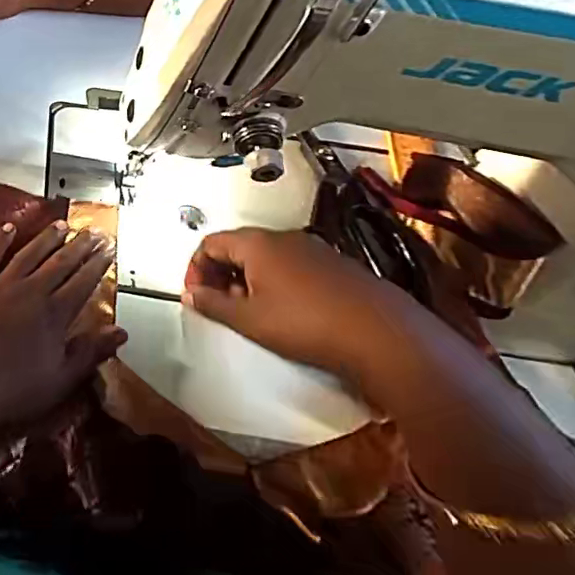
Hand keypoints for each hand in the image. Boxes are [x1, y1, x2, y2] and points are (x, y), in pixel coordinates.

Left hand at [0, 220, 123, 432]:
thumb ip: (90, 352)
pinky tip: (9, 228)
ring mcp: (1, 284)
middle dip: (79, 246)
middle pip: (60, 263)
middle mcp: (30, 292)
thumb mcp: (59, 379)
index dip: (97, 265)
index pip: (82, 283)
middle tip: (92, 232)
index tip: (108, 251)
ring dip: (47, 238)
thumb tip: (119, 332)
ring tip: (61, 225)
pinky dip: (0, 240)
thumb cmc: (10, 388)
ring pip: (29, 253)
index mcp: (54, 315)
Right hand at [181, 228, 421, 384]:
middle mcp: (283, 238)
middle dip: (221, 273)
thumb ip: (213, 304)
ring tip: (252, 312)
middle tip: (219, 303)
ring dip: (248, 279)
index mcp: (256, 243)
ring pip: (265, 257)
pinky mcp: (334, 266)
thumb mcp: (249, 319)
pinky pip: (292, 266)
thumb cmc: (310, 324)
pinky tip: (286, 313)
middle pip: (237, 247)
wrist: (381, 336)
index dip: (196, 268)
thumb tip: (193, 295)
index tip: (197, 293)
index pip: (210, 243)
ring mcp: (312, 250)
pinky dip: (277, 283)